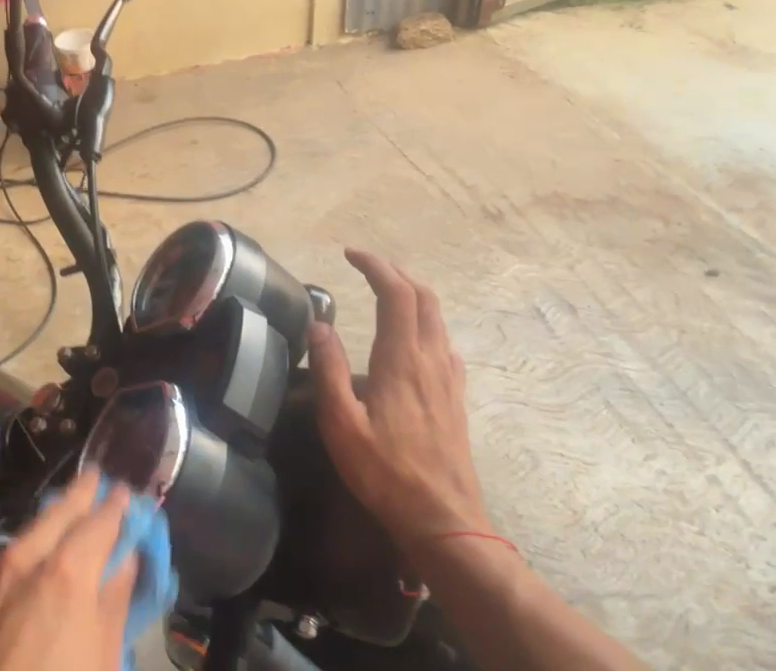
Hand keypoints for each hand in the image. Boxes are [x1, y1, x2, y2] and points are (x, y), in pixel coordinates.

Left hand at [0, 470, 138, 670]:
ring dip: (49, 518)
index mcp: (65, 575)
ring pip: (25, 533)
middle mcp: (23, 560)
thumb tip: (125, 563)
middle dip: (80, 493)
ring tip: (66, 509)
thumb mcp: (101, 660)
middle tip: (96, 475)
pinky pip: (2, 558)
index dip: (115, 507)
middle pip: (57, 513)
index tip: (126, 491)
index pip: (98, 524)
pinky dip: (23, 548)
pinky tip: (27, 557)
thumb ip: (113, 606)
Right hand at [308, 248, 491, 544]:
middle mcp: (431, 361)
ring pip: (438, 319)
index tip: (350, 255)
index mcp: (402, 361)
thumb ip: (330, 369)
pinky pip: (443, 343)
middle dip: (396, 272)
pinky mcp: (455, 398)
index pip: (397, 294)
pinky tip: (410, 339)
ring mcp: (449, 380)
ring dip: (413, 294)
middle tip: (366, 266)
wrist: (444, 520)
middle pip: (425, 298)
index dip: (376, 266)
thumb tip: (320, 325)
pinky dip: (425, 323)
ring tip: (383, 292)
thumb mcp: (341, 423)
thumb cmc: (385, 472)